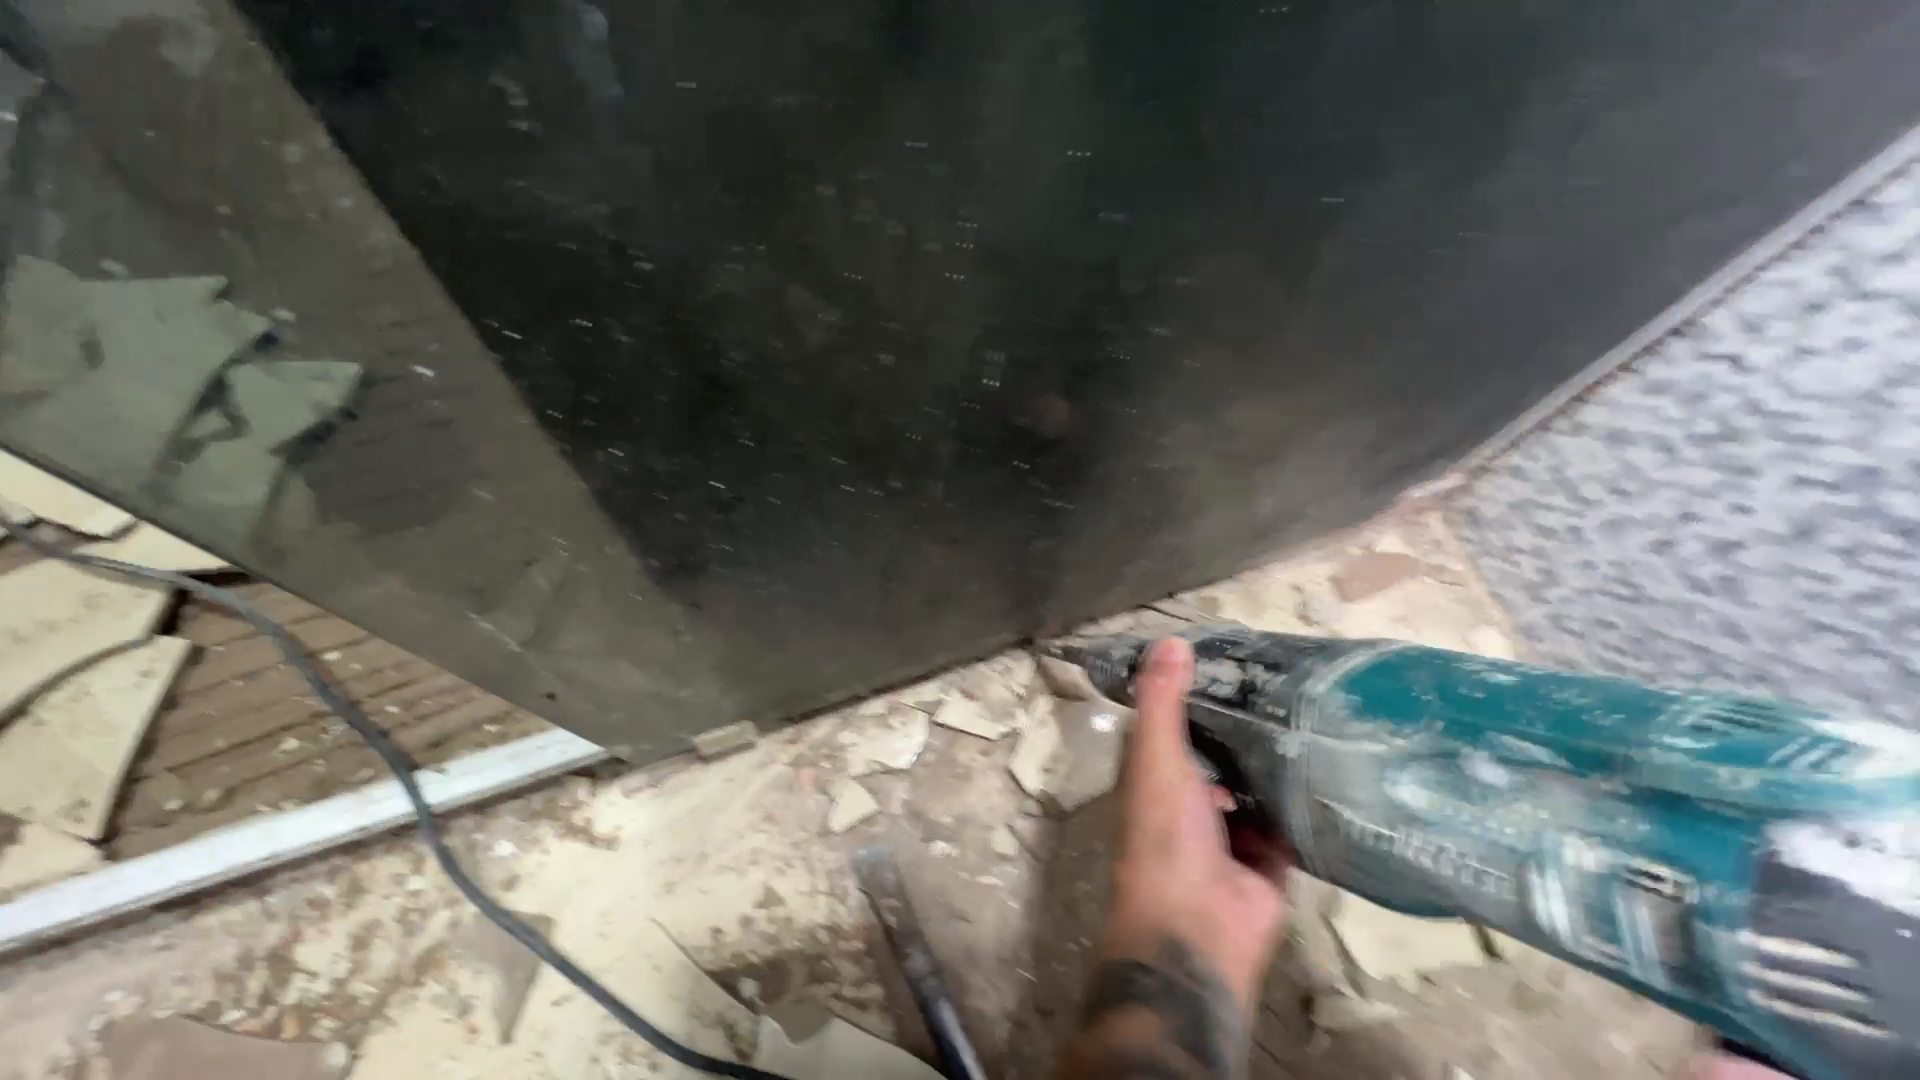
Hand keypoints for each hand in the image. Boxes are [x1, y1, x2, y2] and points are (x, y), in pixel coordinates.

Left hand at [1103, 636, 1292, 1010]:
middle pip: (1220, 751)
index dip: (1197, 691)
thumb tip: (1170, 640)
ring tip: (1315, 710)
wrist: (1197, 926)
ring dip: (1276, 758)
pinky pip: (1288, 819)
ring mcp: (1231, 829)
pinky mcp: (1269, 857)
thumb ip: (1161, 702)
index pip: (1175, 722)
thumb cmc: (1163, 834)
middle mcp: (1190, 798)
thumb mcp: (1156, 757)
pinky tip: (1331, 761)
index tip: (1232, 655)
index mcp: (1156, 774)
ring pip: (1256, 783)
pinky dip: (1301, 798)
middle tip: (1288, 679)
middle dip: (1246, 723)